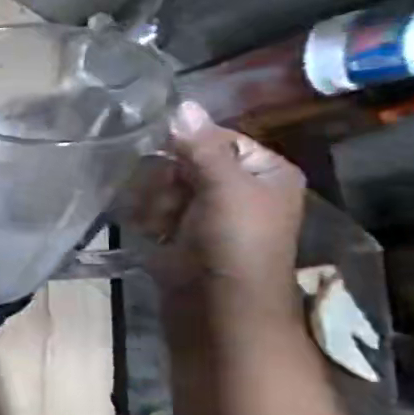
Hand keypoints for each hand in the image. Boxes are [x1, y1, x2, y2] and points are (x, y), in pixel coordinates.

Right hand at [149, 101, 305, 313]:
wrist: (219, 310)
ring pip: (166, 187)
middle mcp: (239, 189)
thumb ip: (201, 146)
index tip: (167, 159)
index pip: (217, 137)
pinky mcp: (182, 237)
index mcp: (265, 172)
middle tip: (168, 200)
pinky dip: (148, 219)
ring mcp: (208, 215)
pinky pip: (156, 212)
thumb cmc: (234, 244)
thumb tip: (181, 104)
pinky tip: (149, 231)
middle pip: (186, 162)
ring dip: (155, 201)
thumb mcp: (224, 188)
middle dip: (168, 179)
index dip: (188, 145)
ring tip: (158, 222)